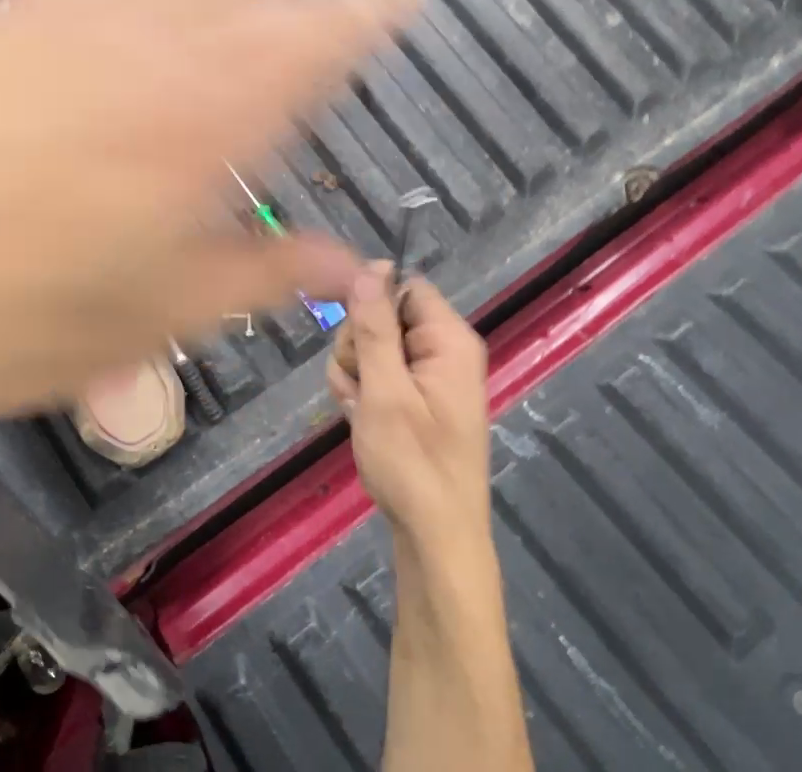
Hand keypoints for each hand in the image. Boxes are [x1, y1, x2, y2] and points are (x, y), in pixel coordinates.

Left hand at [0, 0, 419, 512]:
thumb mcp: (150, 320)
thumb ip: (263, 277)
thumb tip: (339, 269)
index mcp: (208, 108)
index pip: (327, 20)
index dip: (370, 5)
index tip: (390, 0)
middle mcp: (141, 35)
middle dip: (284, 7)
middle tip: (284, 63)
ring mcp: (57, 9)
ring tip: (202, 53)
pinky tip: (109, 43)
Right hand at [328, 265, 492, 545]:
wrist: (434, 535)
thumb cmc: (412, 462)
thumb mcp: (384, 390)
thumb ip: (374, 326)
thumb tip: (372, 265)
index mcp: (449, 340)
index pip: (404, 288)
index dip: (370, 305)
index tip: (351, 336)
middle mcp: (444, 352)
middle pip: (383, 317)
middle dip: (357, 348)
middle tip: (361, 388)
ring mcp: (429, 378)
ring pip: (372, 349)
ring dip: (353, 376)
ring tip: (361, 412)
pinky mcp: (416, 401)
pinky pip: (378, 377)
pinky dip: (361, 395)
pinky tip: (361, 421)